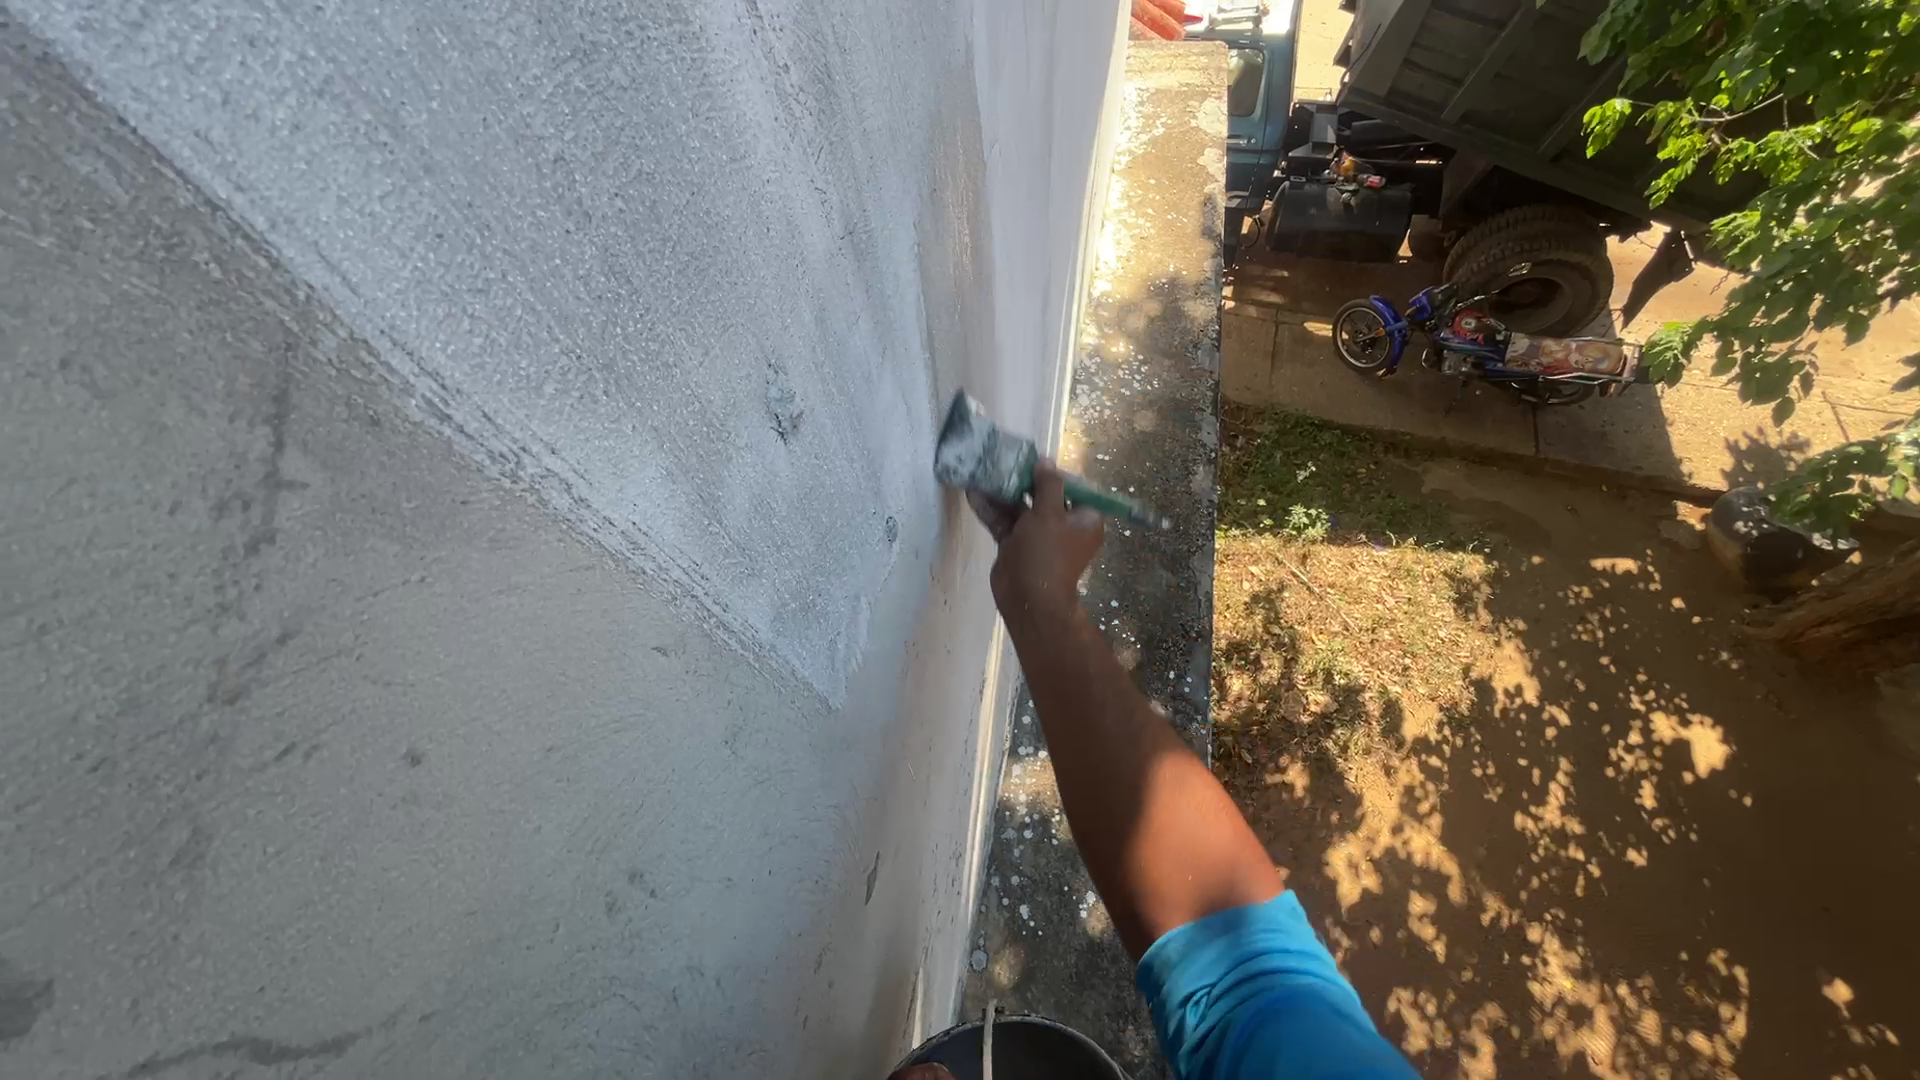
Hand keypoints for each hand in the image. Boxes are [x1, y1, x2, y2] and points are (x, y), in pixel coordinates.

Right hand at [967, 460, 1104, 624]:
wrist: (1027, 598)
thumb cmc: (1047, 553)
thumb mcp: (1050, 514)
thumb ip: (1047, 485)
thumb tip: (1046, 461)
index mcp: (1083, 520)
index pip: (1073, 489)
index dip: (1055, 474)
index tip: (1036, 460)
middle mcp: (1063, 526)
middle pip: (1043, 496)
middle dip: (1022, 480)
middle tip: (1004, 459)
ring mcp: (1037, 536)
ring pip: (1020, 508)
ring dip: (1002, 492)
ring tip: (983, 470)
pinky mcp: (1016, 545)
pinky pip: (1005, 522)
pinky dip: (991, 509)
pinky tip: (973, 492)